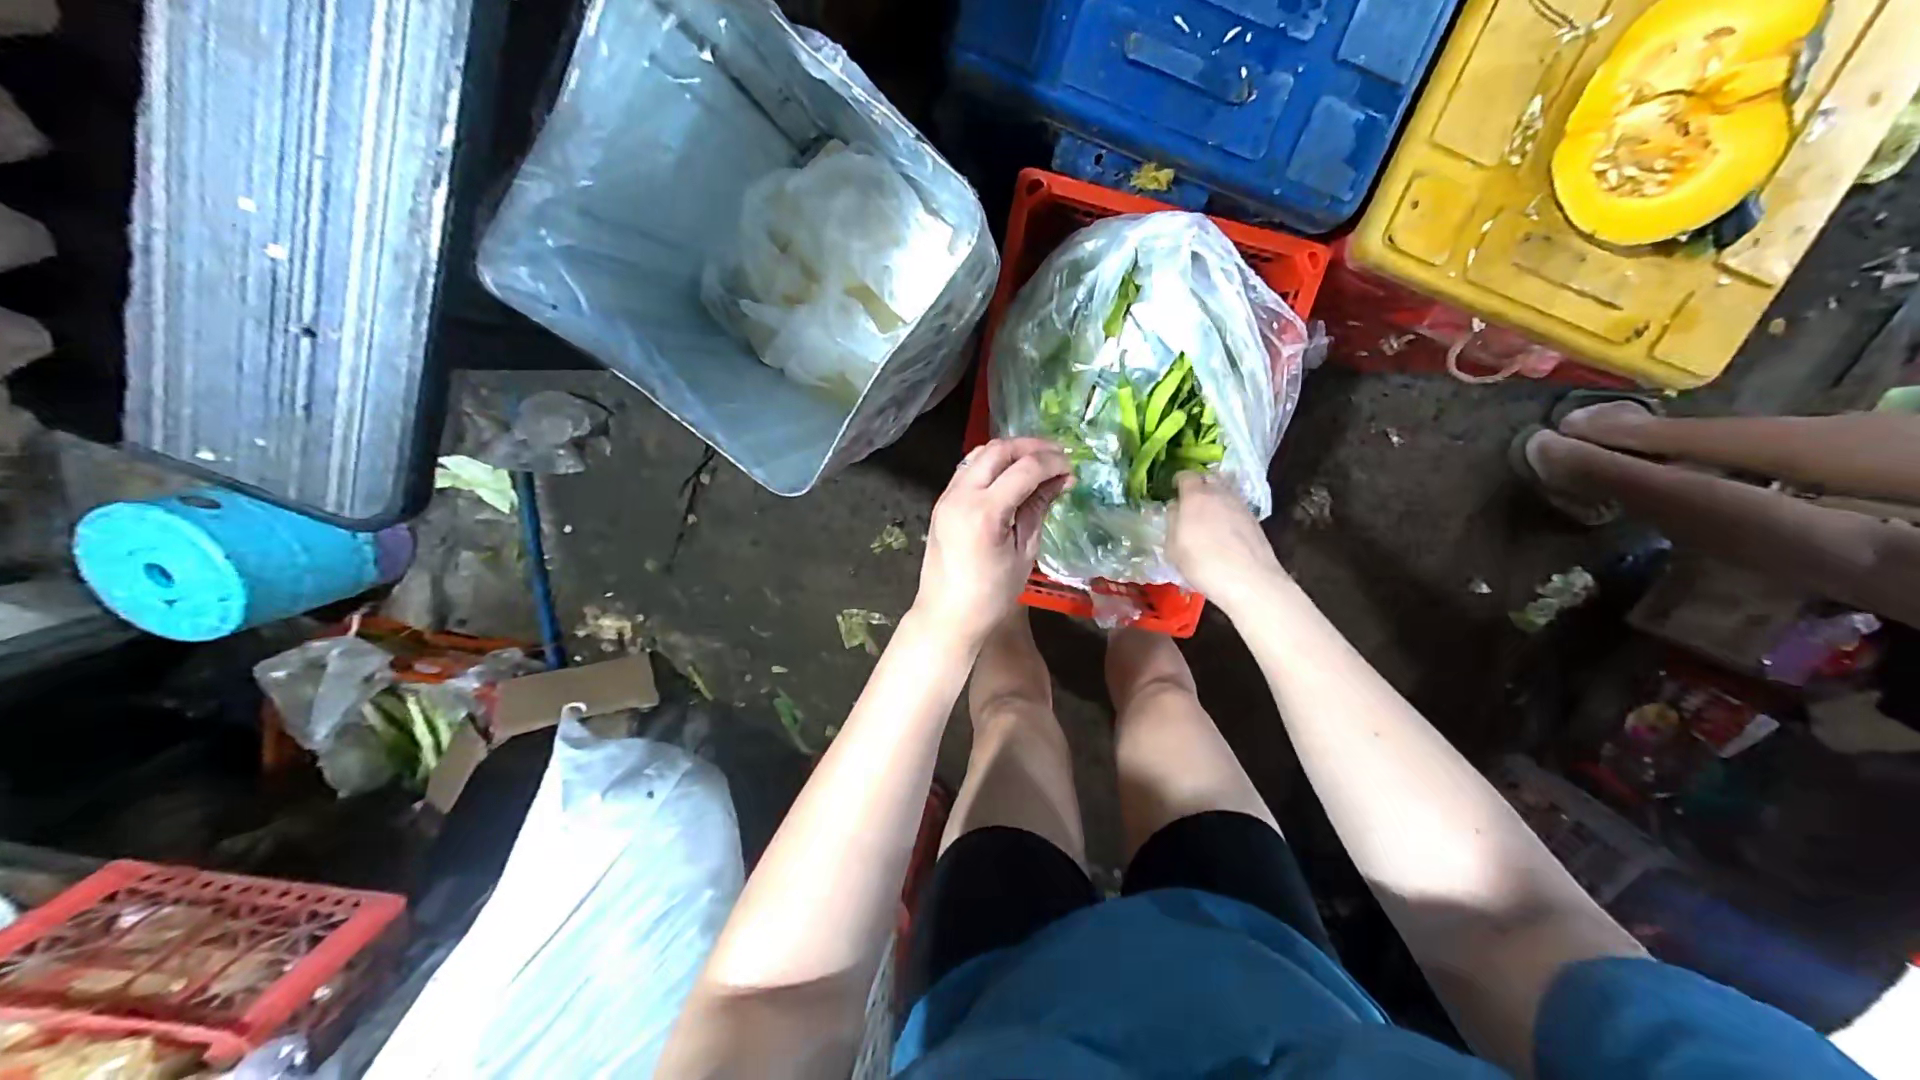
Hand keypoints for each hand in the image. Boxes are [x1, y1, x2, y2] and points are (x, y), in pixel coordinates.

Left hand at [914, 438, 1072, 645]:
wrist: (946, 616)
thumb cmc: (990, 596)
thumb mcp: (1024, 553)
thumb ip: (1038, 509)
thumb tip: (1060, 481)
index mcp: (984, 512)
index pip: (1024, 469)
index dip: (1052, 462)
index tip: (1072, 467)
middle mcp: (961, 495)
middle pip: (999, 450)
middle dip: (1031, 447)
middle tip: (1058, 456)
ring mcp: (947, 496)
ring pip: (980, 454)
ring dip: (1010, 451)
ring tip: (1037, 461)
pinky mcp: (942, 502)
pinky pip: (968, 469)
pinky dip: (992, 464)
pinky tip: (1011, 474)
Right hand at [1166, 471, 1284, 604]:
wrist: (1249, 580)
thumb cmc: (1202, 563)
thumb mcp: (1173, 546)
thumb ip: (1172, 521)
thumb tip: (1176, 508)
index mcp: (1196, 496)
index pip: (1186, 475)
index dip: (1178, 480)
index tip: (1173, 490)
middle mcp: (1220, 494)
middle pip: (1209, 479)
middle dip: (1199, 486)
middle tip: (1190, 502)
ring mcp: (1240, 505)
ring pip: (1224, 493)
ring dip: (1214, 500)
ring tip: (1207, 518)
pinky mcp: (1254, 520)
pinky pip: (1235, 508)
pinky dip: (1227, 513)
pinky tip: (1223, 532)